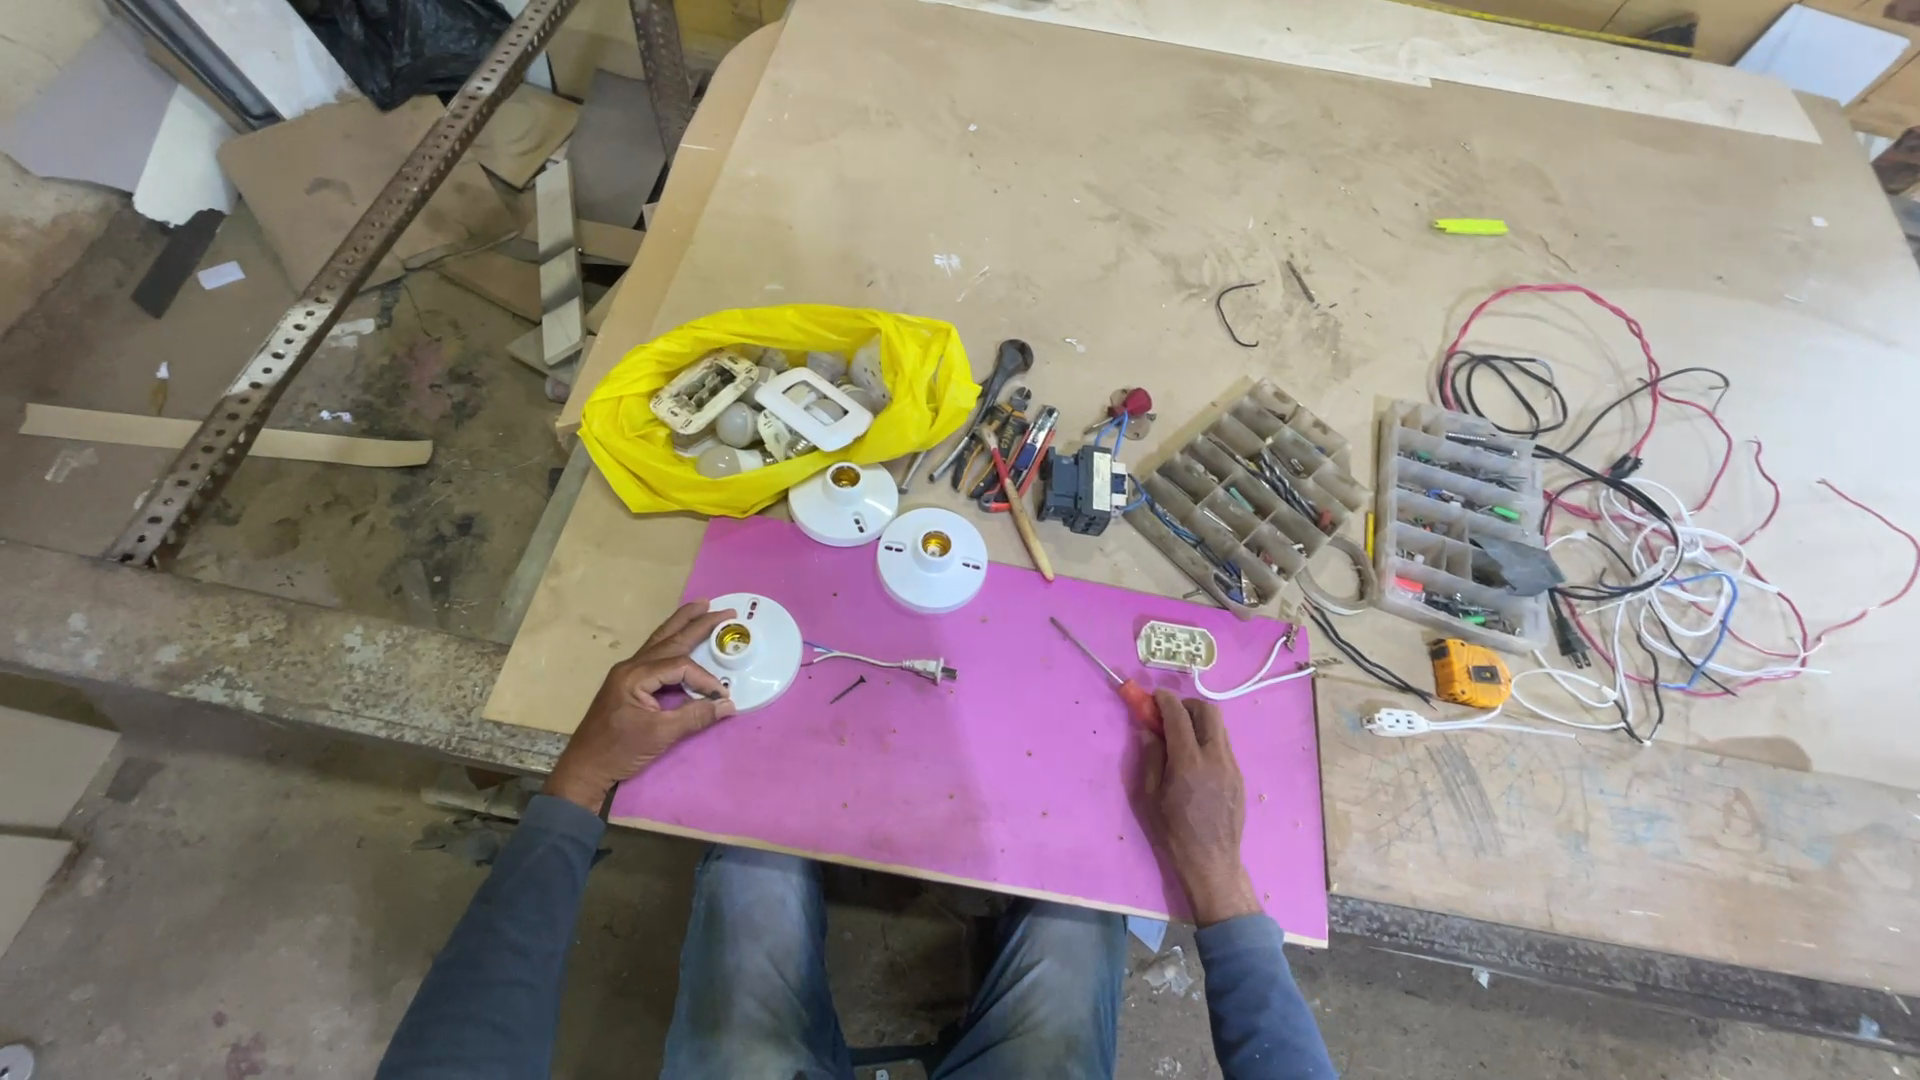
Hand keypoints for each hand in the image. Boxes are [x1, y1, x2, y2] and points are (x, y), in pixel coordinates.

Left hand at [543, 601, 738, 812]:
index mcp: (635, 676)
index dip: (704, 679)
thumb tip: (728, 705)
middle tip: (724, 610)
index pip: (680, 667)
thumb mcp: (660, 735)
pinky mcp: (627, 683)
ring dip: (682, 624)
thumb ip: (695, 716)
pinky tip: (681, 636)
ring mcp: (626, 673)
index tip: (721, 696)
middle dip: (697, 623)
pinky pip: (654, 654)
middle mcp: (630, 667)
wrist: (584, 770)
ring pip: (660, 641)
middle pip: (669, 639)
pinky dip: (672, 641)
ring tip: (702, 607)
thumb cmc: (619, 751)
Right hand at [1140, 690, 1261, 925]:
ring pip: (1219, 727)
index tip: (1153, 696)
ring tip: (1181, 736)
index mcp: (1189, 762)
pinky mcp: (1239, 776)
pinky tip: (1194, 757)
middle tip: (1169, 715)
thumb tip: (1149, 729)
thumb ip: (1150, 756)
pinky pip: (1224, 745)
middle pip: (1208, 711)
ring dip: (1199, 721)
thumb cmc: (1172, 831)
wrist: (1211, 862)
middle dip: (1187, 705)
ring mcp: (1232, 766)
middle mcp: (1215, 757)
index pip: (1179, 715)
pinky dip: (1207, 739)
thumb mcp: (1149, 795)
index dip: (1165, 700)